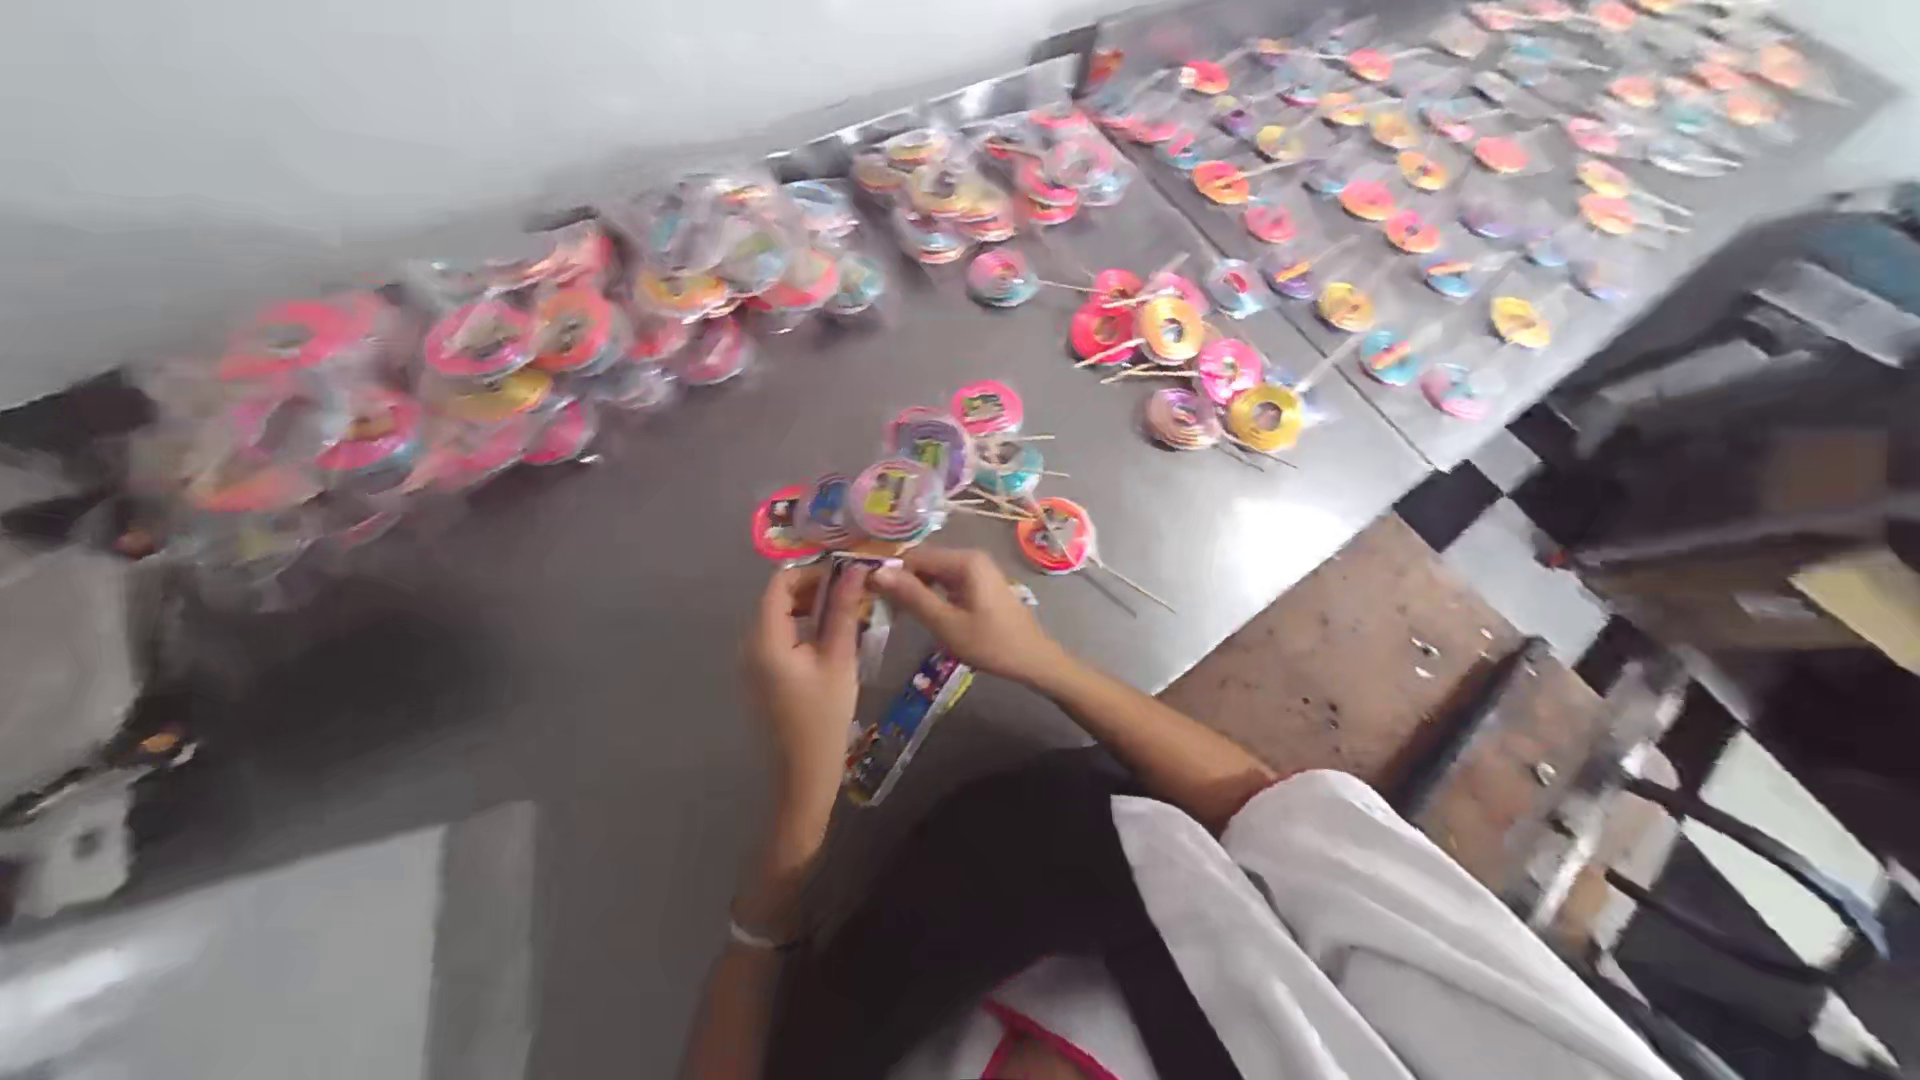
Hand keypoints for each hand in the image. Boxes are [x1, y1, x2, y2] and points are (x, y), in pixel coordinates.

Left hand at [743, 563, 868, 819]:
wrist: (804, 774)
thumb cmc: (824, 717)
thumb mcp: (839, 659)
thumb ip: (843, 611)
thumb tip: (854, 568)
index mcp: (765, 638)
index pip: (780, 583)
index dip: (813, 571)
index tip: (847, 573)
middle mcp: (750, 644)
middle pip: (779, 598)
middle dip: (816, 588)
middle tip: (854, 591)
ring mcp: (752, 661)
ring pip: (782, 617)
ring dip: (813, 608)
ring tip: (850, 612)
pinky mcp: (762, 675)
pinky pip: (781, 637)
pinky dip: (805, 628)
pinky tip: (833, 638)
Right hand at [872, 547, 1070, 687]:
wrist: (1033, 659)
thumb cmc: (990, 644)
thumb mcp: (946, 623)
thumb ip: (912, 596)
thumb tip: (876, 572)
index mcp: (964, 561)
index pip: (914, 555)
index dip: (891, 573)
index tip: (873, 596)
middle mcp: (971, 556)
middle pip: (924, 561)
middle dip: (903, 581)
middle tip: (886, 609)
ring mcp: (977, 568)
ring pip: (934, 571)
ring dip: (916, 589)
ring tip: (902, 614)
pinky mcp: (980, 582)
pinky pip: (947, 579)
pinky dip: (932, 593)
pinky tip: (925, 613)